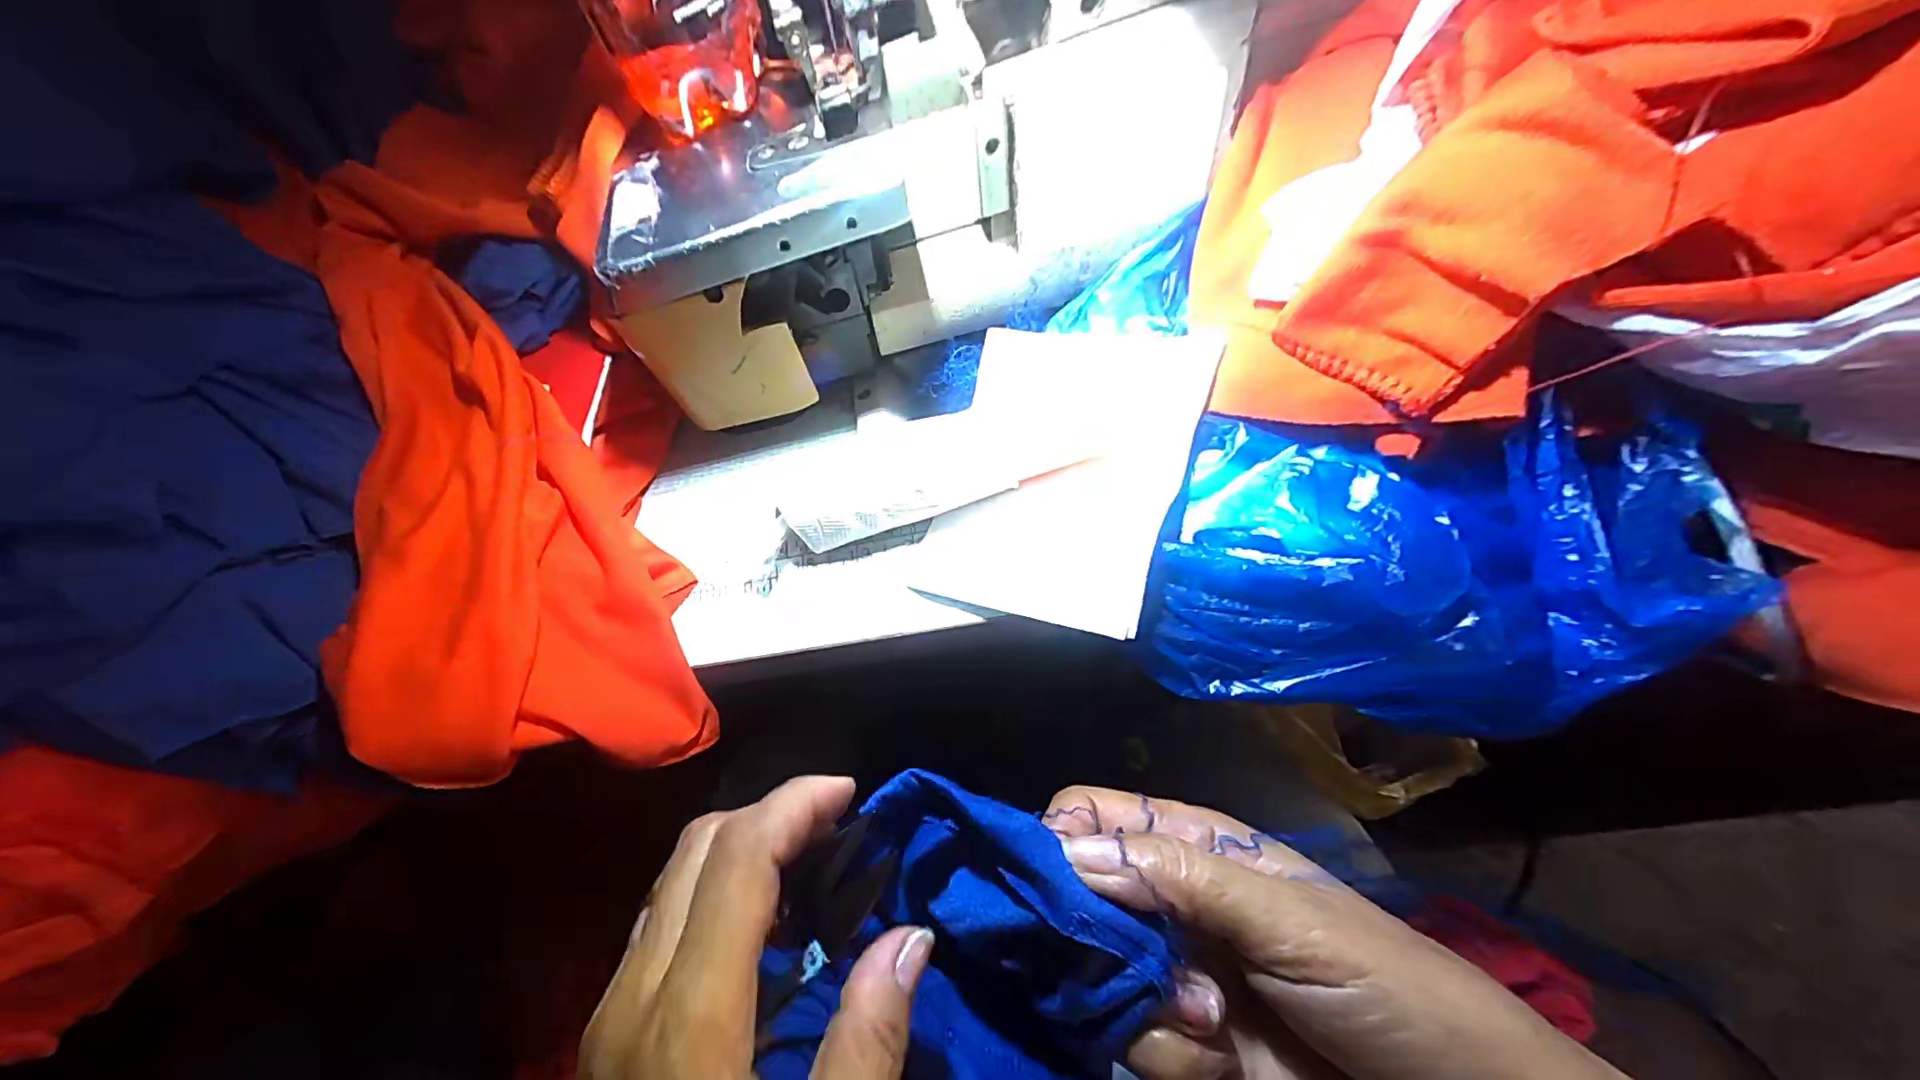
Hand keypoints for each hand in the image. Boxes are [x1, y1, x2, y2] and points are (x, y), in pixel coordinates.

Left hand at [579, 776, 934, 1079]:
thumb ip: (867, 1045)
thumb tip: (910, 938)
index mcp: (687, 1013)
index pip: (739, 858)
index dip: (795, 806)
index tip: (850, 793)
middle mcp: (636, 991)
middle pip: (701, 849)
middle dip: (773, 812)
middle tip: (837, 820)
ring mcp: (613, 1011)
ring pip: (677, 877)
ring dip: (745, 844)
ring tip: (809, 858)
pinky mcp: (612, 1031)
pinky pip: (665, 916)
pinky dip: (719, 885)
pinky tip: (763, 920)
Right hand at [1045, 787, 1628, 1079]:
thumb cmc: (1382, 982)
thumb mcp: (1286, 916)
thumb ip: (1180, 877)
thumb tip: (1069, 851)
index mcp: (1194, 849)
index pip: (1098, 818)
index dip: (1064, 838)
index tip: (1049, 878)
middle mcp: (1171, 903)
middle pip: (1083, 898)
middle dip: (1096, 935)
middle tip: (1140, 961)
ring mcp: (1172, 974)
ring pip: (1098, 973)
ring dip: (1142, 1000)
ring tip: (1210, 1016)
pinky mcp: (1181, 1043)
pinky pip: (1129, 1038)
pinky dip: (1166, 1050)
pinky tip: (1218, 1053)